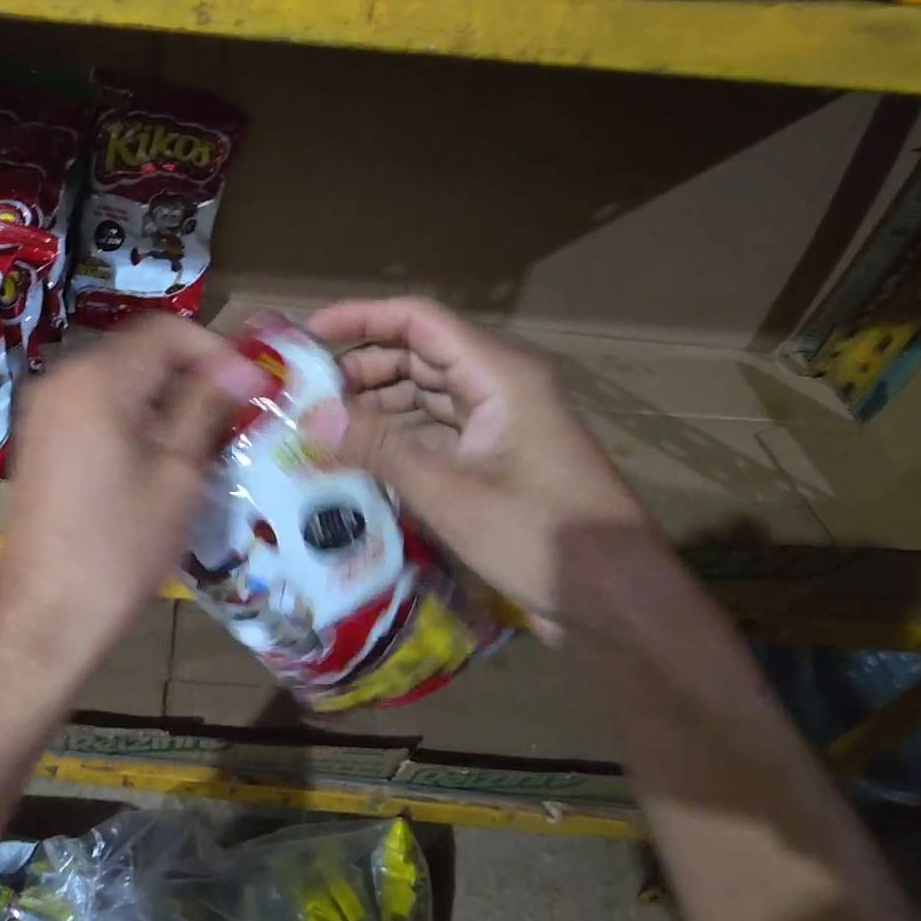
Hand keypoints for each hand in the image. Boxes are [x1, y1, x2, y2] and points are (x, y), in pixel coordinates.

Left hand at [0, 315, 263, 681]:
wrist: (47, 617)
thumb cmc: (121, 547)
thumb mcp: (178, 473)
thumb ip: (206, 405)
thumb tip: (243, 365)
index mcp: (96, 378)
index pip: (166, 329)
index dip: (216, 349)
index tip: (252, 387)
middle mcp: (61, 379)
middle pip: (140, 351)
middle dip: (192, 374)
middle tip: (234, 416)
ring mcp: (43, 411)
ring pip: (119, 381)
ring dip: (165, 399)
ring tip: (204, 442)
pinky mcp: (39, 442)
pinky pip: (95, 408)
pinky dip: (133, 418)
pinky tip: (159, 460)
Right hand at [306, 298, 659, 638]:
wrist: (619, 601)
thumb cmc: (542, 538)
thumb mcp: (451, 494)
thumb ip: (380, 449)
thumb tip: (310, 419)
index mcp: (500, 376)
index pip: (420, 321)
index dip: (361, 318)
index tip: (306, 336)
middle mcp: (499, 388)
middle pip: (418, 355)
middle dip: (360, 368)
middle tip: (301, 394)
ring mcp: (499, 425)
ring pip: (424, 395)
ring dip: (375, 405)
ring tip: (319, 425)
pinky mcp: (495, 460)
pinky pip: (436, 432)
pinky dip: (397, 438)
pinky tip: (357, 456)